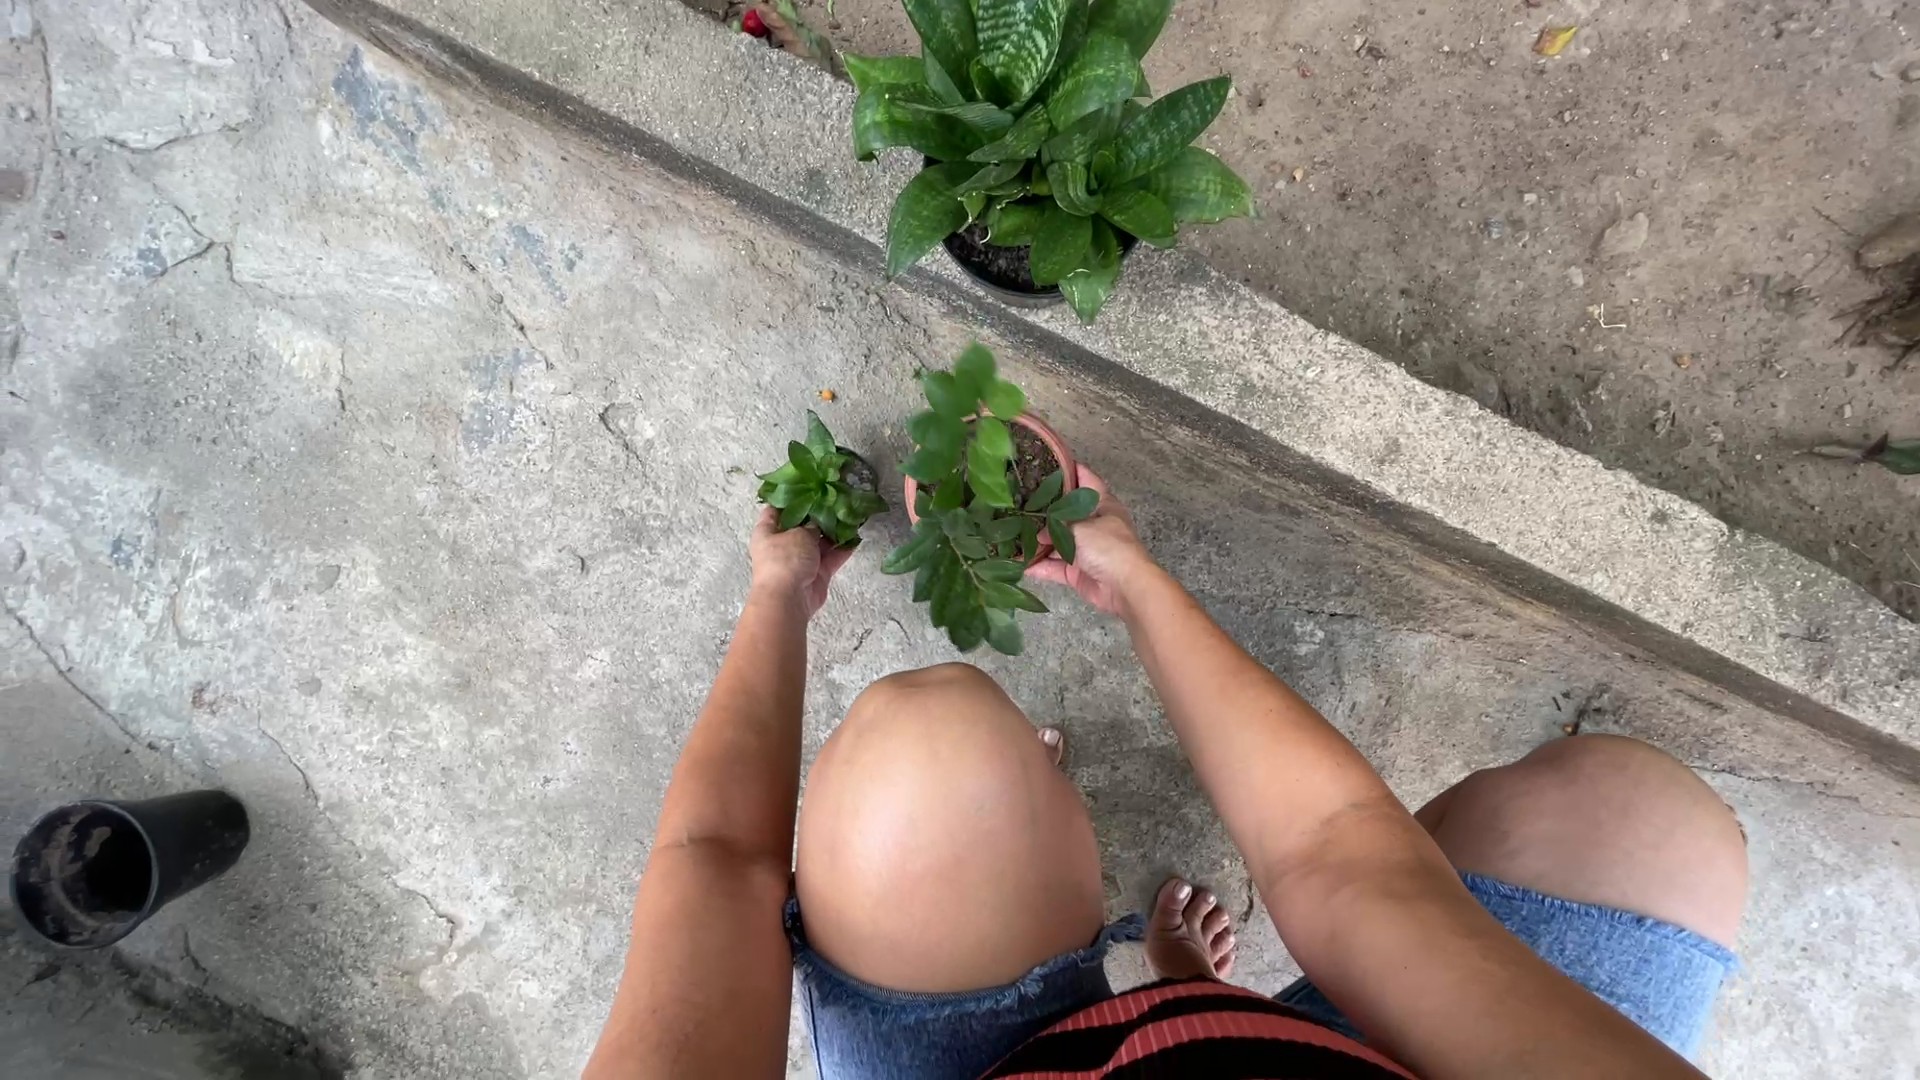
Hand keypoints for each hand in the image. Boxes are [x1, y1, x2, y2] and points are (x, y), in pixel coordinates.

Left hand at [749, 507, 853, 615]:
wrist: (789, 598)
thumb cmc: (785, 559)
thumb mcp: (799, 534)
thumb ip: (812, 526)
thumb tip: (819, 524)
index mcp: (767, 532)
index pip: (775, 510)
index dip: (789, 499)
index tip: (807, 487)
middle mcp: (782, 545)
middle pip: (802, 525)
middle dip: (818, 515)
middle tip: (836, 500)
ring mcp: (800, 560)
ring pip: (820, 542)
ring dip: (835, 532)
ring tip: (851, 516)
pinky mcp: (817, 573)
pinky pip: (831, 558)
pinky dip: (843, 549)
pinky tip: (857, 537)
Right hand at [1025, 466, 1155, 615]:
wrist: (1124, 585)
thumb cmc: (1108, 546)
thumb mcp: (1079, 527)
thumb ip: (1055, 527)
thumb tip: (1038, 535)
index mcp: (1102, 505)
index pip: (1085, 480)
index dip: (1069, 469)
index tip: (1047, 463)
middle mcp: (1093, 525)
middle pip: (1065, 513)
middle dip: (1044, 511)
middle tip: (1018, 502)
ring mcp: (1085, 550)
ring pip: (1056, 542)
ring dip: (1037, 542)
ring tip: (1013, 534)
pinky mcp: (1077, 572)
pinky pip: (1054, 567)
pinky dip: (1039, 566)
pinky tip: (1019, 563)